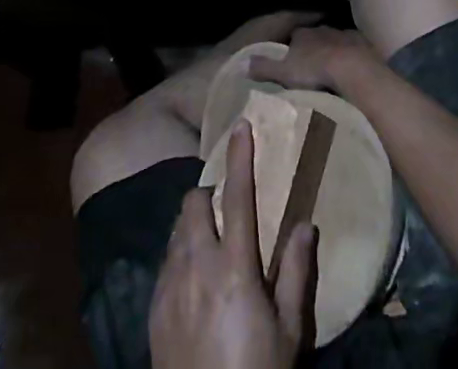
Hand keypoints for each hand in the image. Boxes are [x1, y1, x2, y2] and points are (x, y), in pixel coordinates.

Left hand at [150, 121, 315, 368]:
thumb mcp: (290, 331)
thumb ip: (296, 273)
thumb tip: (304, 225)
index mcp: (234, 266)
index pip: (238, 196)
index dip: (240, 157)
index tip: (240, 126)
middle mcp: (195, 262)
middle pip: (194, 203)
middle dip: (209, 196)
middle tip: (227, 212)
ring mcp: (169, 280)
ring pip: (176, 228)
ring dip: (193, 224)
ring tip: (211, 244)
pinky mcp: (153, 300)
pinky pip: (165, 258)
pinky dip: (180, 253)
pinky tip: (194, 278)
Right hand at [249, 26, 378, 91]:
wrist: (353, 70)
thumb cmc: (314, 70)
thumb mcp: (283, 73)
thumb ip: (264, 67)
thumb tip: (244, 63)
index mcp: (301, 35)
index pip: (294, 36)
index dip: (293, 47)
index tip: (293, 60)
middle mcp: (322, 30)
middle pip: (316, 37)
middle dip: (314, 48)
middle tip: (314, 67)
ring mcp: (344, 35)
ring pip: (336, 41)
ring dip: (334, 52)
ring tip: (335, 71)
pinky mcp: (364, 44)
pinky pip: (356, 49)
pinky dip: (353, 57)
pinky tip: (354, 71)